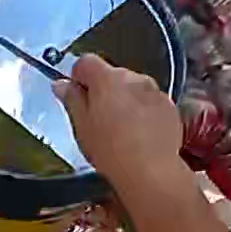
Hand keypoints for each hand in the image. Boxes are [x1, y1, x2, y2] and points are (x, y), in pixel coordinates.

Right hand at [53, 54, 189, 199]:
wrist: (150, 169)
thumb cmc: (110, 149)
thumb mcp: (81, 126)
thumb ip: (72, 100)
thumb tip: (62, 84)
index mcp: (107, 79)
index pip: (85, 62)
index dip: (77, 76)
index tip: (74, 95)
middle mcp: (133, 78)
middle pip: (110, 74)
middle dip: (101, 90)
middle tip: (94, 119)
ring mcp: (154, 90)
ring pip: (130, 87)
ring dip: (121, 100)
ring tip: (116, 129)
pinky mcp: (168, 106)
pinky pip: (148, 101)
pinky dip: (140, 111)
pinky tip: (135, 134)